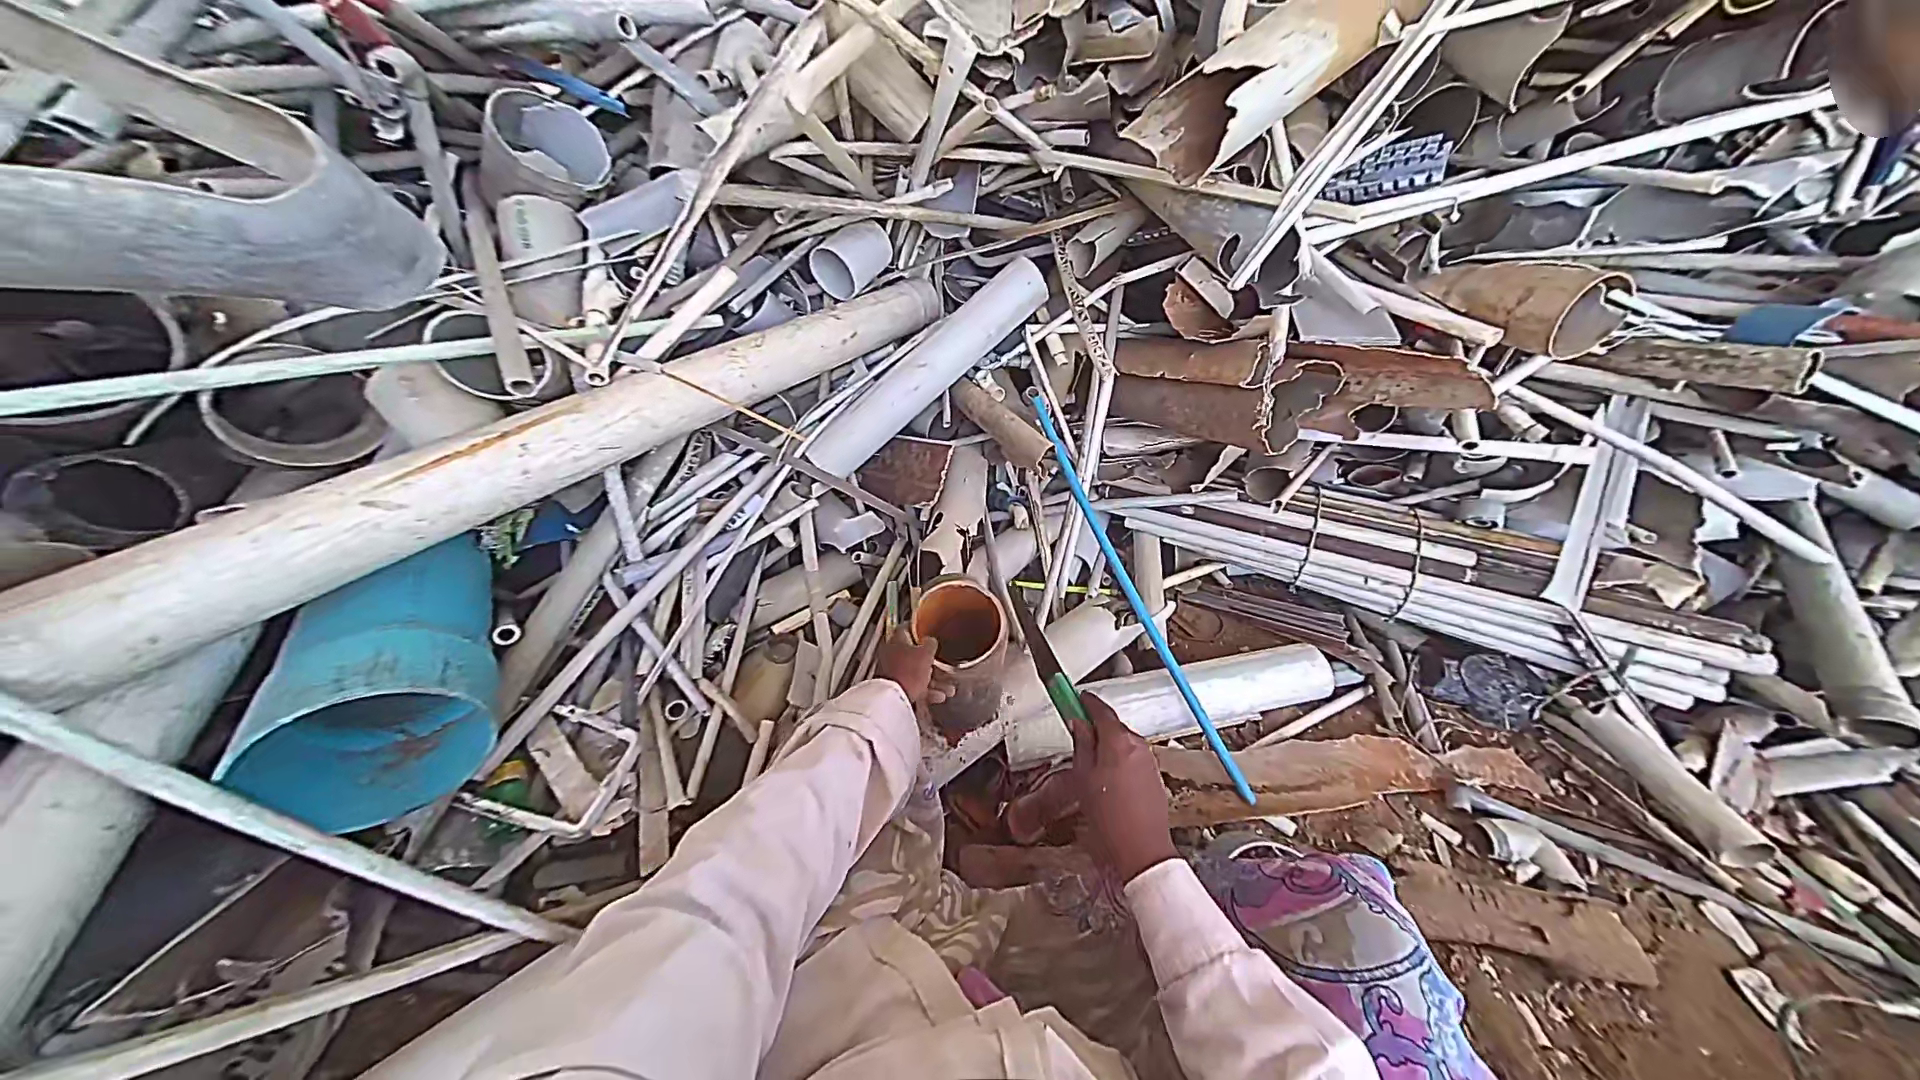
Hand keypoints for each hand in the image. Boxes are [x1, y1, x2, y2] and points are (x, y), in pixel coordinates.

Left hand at [874, 634, 950, 705]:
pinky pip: (914, 687)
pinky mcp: (895, 688)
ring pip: (916, 673)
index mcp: (896, 641)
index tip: (924, 629)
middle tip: (943, 665)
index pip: (905, 629)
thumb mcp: (925, 654)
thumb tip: (931, 640)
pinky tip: (939, 696)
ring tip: (947, 688)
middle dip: (932, 662)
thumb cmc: (907, 672)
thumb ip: (930, 644)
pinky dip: (927, 691)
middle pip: (914, 655)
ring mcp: (892, 672)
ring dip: (934, 680)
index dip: (916, 628)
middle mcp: (891, 656)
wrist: (894, 699)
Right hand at [1071, 691, 1175, 883]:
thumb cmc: (1110, 818)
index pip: (1100, 709)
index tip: (1073, 697)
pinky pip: (1132, 758)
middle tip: (1076, 735)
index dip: (1085, 702)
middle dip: (1095, 727)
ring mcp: (1149, 760)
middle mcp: (1137, 745)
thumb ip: (1082, 745)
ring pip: (1122, 743)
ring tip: (1089, 767)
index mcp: (1118, 741)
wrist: (1141, 851)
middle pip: (1112, 726)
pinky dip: (1118, 760)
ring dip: (1107, 745)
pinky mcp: (1154, 775)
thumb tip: (1079, 725)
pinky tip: (1107, 780)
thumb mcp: (1083, 777)